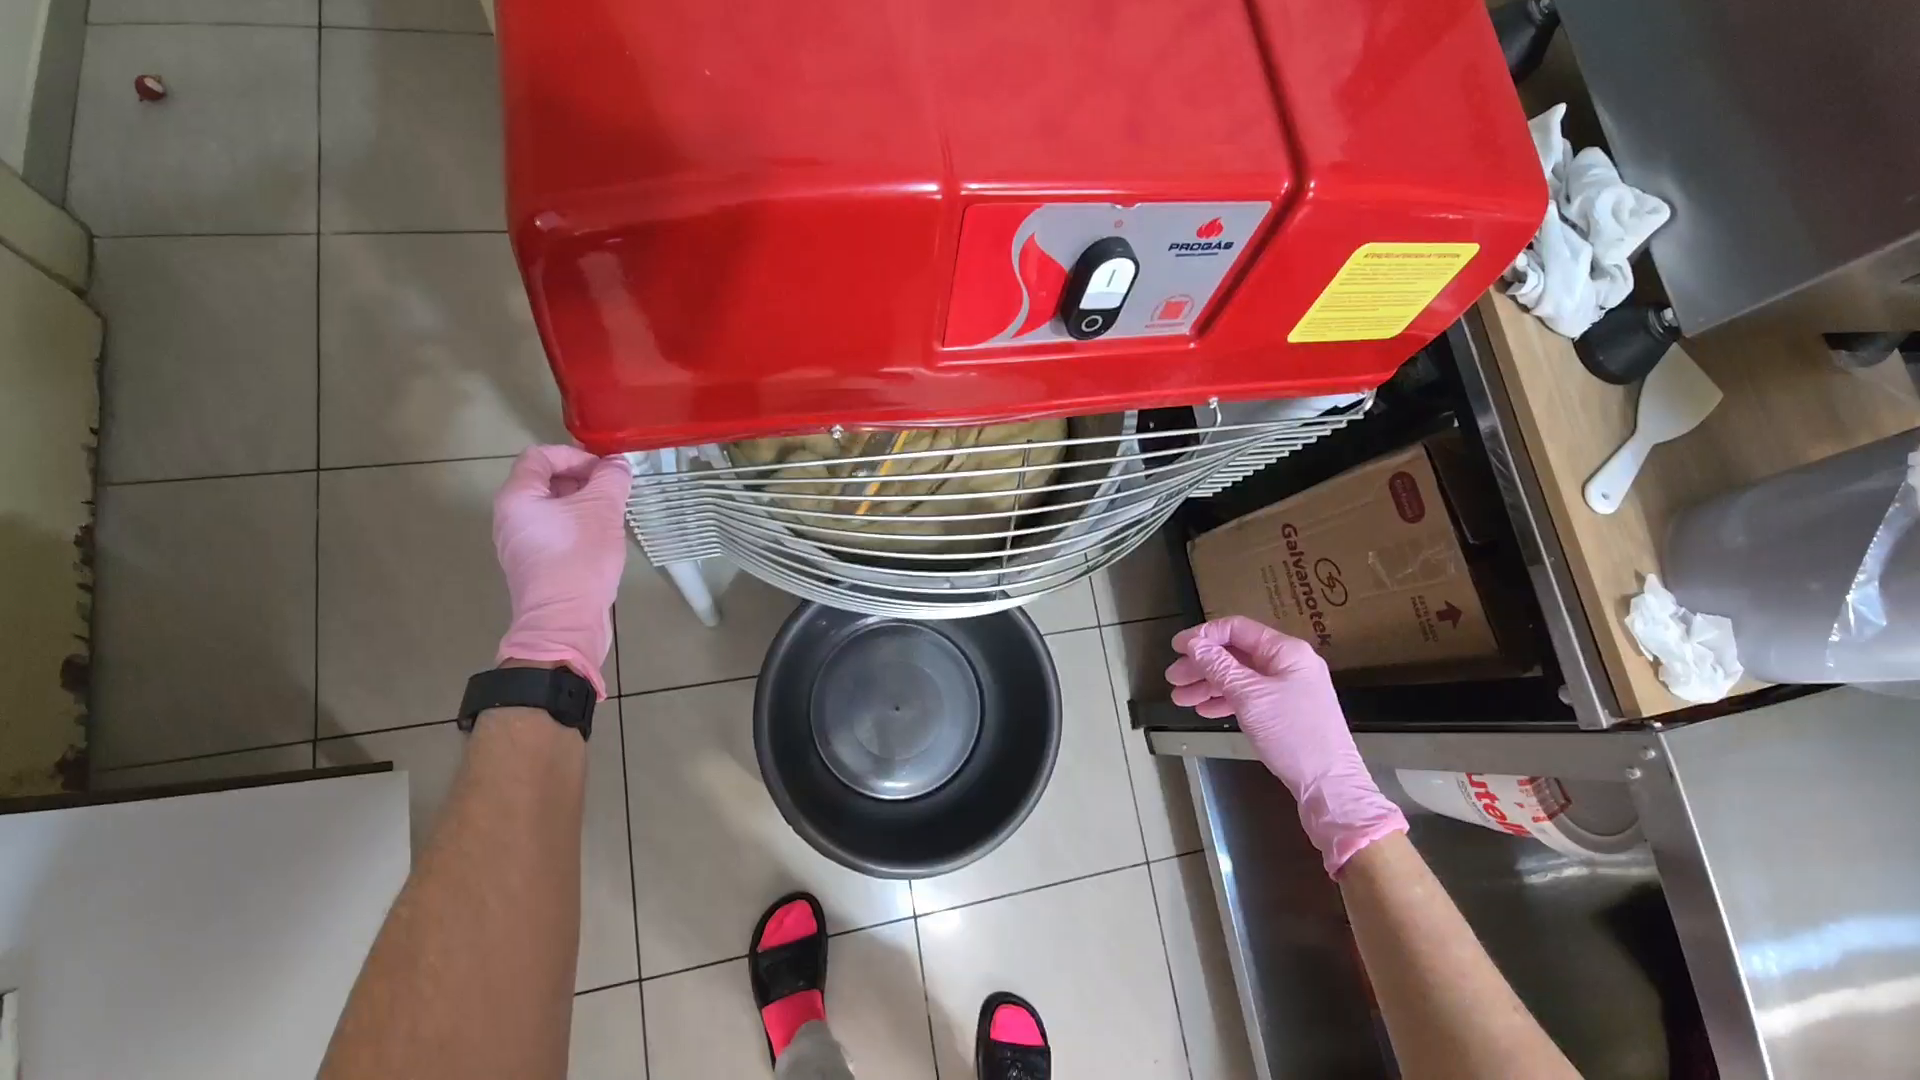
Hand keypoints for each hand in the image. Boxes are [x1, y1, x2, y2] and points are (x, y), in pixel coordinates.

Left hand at [493, 445, 632, 698]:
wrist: (564, 622)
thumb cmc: (578, 559)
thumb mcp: (601, 511)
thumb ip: (611, 480)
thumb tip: (617, 464)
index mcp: (517, 498)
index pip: (540, 456)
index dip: (575, 455)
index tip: (605, 470)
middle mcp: (510, 517)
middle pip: (545, 481)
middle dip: (582, 480)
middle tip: (614, 491)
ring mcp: (520, 544)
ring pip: (552, 509)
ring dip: (583, 505)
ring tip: (612, 515)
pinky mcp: (534, 566)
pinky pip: (555, 533)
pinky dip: (578, 527)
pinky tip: (602, 540)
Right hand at [1165, 616, 1405, 875]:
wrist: (1329, 784)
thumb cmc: (1292, 734)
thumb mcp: (1249, 696)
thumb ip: (1218, 666)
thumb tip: (1193, 643)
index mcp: (1286, 651)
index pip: (1237, 629)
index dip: (1204, 635)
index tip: (1176, 647)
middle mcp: (1288, 664)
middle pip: (1235, 654)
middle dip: (1202, 664)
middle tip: (1173, 678)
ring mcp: (1288, 688)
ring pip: (1239, 677)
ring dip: (1208, 685)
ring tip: (1180, 699)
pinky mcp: (1285, 711)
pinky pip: (1248, 697)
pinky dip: (1225, 701)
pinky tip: (1204, 710)